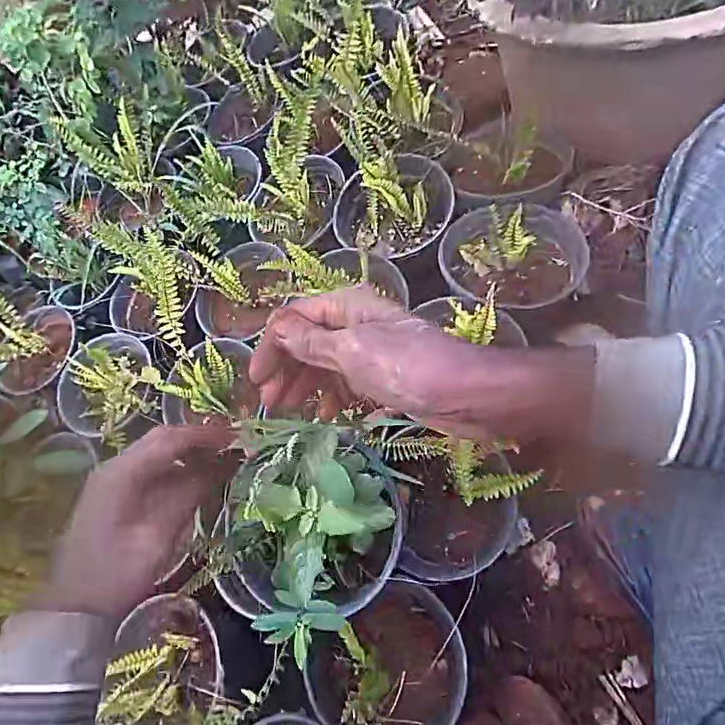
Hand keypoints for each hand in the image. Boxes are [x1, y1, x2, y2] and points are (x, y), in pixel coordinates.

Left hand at [41, 423, 236, 617]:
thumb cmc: (115, 577)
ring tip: (223, 460)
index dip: (207, 435)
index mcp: (122, 473)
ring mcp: (111, 480)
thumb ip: (189, 494)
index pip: (170, 439)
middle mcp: (114, 467)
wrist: (72, 609)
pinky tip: (197, 479)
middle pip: (162, 439)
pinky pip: (151, 469)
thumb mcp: (158, 537)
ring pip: (156, 452)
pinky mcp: (114, 494)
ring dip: (190, 452)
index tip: (239, 436)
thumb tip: (224, 464)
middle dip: (200, 439)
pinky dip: (178, 468)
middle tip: (235, 446)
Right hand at [252, 286, 594, 441]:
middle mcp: (357, 324)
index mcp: (347, 306)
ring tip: (289, 415)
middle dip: (286, 371)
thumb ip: (312, 342)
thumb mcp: (353, 352)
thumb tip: (277, 329)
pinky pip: (348, 385)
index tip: (255, 383)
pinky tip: (326, 418)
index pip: (294, 319)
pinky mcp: (385, 378)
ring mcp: (372, 351)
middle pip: (307, 342)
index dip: (271, 347)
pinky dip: (333, 399)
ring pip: (326, 365)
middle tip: (269, 407)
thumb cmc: (409, 367)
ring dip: (305, 387)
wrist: (469, 395)